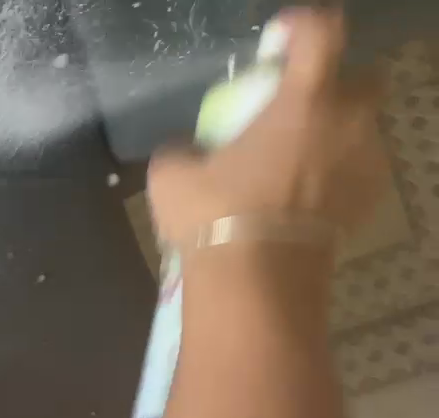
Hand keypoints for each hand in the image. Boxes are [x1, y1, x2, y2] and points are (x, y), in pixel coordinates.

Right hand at [147, 9, 389, 247]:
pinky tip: (294, 200)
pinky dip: (328, 176)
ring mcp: (366, 152)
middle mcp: (348, 114)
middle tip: (287, 117)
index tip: (278, 36)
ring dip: (324, 138)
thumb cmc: (212, 213)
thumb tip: (183, 147)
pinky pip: (351, 169)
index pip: (319, 34)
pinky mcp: (370, 189)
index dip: (300, 26)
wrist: (257, 269)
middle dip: (326, 91)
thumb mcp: (170, 180)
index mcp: (302, 100)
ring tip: (285, 169)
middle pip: (353, 81)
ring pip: (352, 128)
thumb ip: (179, 151)